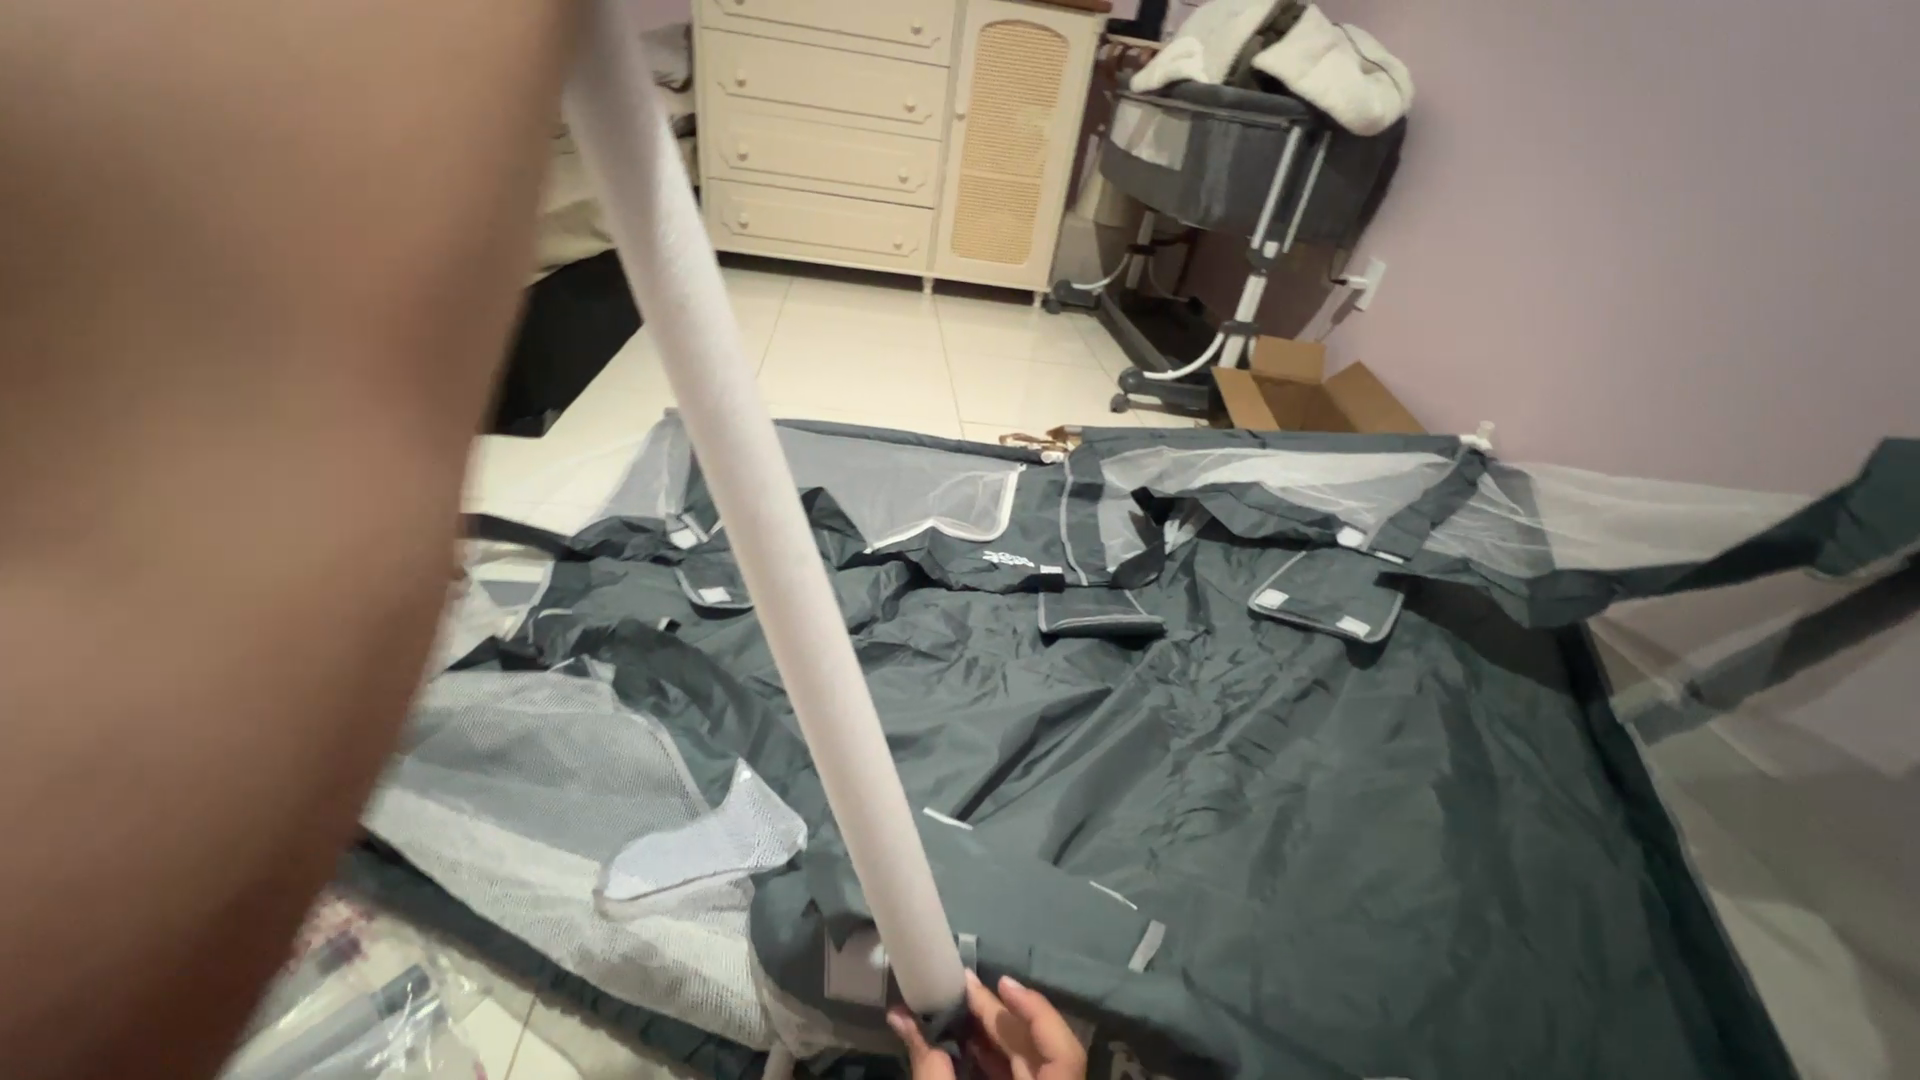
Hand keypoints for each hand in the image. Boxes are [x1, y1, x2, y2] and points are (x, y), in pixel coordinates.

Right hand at [887, 969, 1087, 1079]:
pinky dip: (991, 1062)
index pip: (1065, 1053)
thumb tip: (902, 1017)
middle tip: (958, 986)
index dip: (1036, 1014)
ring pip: (1025, 1065)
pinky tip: (963, 1044)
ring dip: (989, 1037)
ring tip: (954, 1008)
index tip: (1001, 983)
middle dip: (995, 1017)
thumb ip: (929, 1067)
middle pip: (1037, 1051)